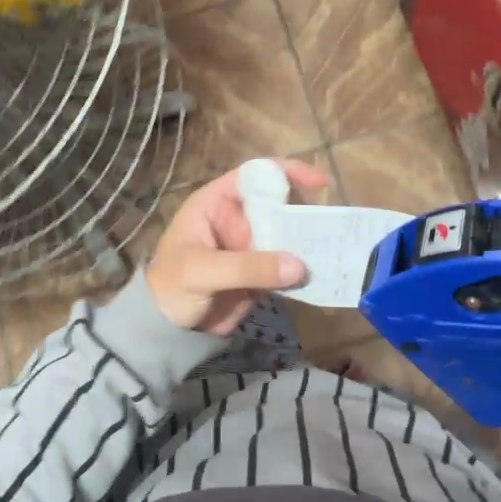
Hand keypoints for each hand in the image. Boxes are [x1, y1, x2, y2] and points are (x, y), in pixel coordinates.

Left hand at [144, 159, 327, 334]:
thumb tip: (300, 265)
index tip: (318, 183)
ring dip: (308, 242)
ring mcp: (250, 246)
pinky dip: (304, 268)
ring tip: (335, 250)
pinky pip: (287, 265)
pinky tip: (324, 274)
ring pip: (287, 235)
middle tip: (332, 228)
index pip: (254, 175)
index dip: (286, 172)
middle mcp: (236, 218)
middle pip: (278, 205)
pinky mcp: (260, 273)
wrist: (166, 329)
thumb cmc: (172, 286)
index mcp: (216, 203)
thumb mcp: (203, 271)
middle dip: (304, 213)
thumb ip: (248, 267)